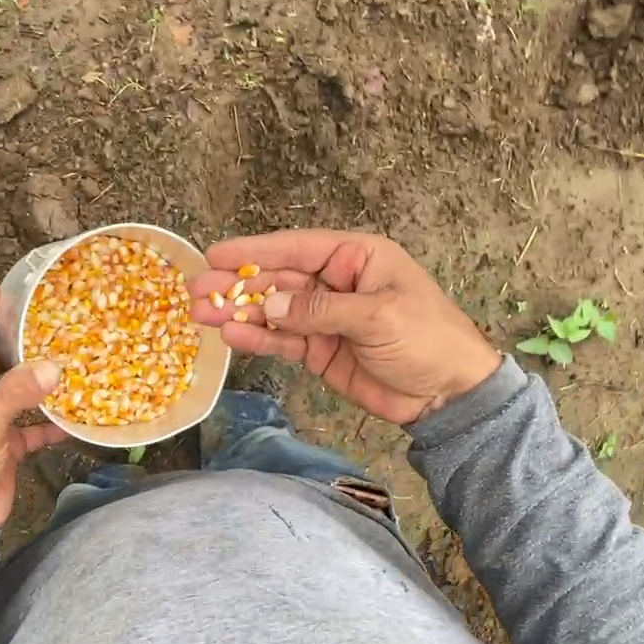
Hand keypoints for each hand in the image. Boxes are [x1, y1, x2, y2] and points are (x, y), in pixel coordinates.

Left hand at [0, 285, 68, 526]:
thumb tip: (51, 367)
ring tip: (67, 359)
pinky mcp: (9, 447)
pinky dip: (52, 423)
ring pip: (19, 394)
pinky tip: (75, 418)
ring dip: (40, 380)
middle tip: (45, 319)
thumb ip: (15, 395)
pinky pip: (34, 428)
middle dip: (17, 341)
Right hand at [190, 230, 501, 424]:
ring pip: (274, 312)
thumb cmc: (427, 339)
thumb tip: (269, 307)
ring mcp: (325, 320)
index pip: (297, 249)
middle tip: (197, 291)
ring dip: (239, 313)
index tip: (216, 254)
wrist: (447, 394)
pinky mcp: (320, 352)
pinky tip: (232, 336)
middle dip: (237, 285)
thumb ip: (320, 311)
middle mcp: (336, 284)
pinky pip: (282, 342)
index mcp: (357, 259)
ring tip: (200, 316)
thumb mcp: (377, 317)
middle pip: (278, 280)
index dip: (255, 251)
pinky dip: (258, 340)